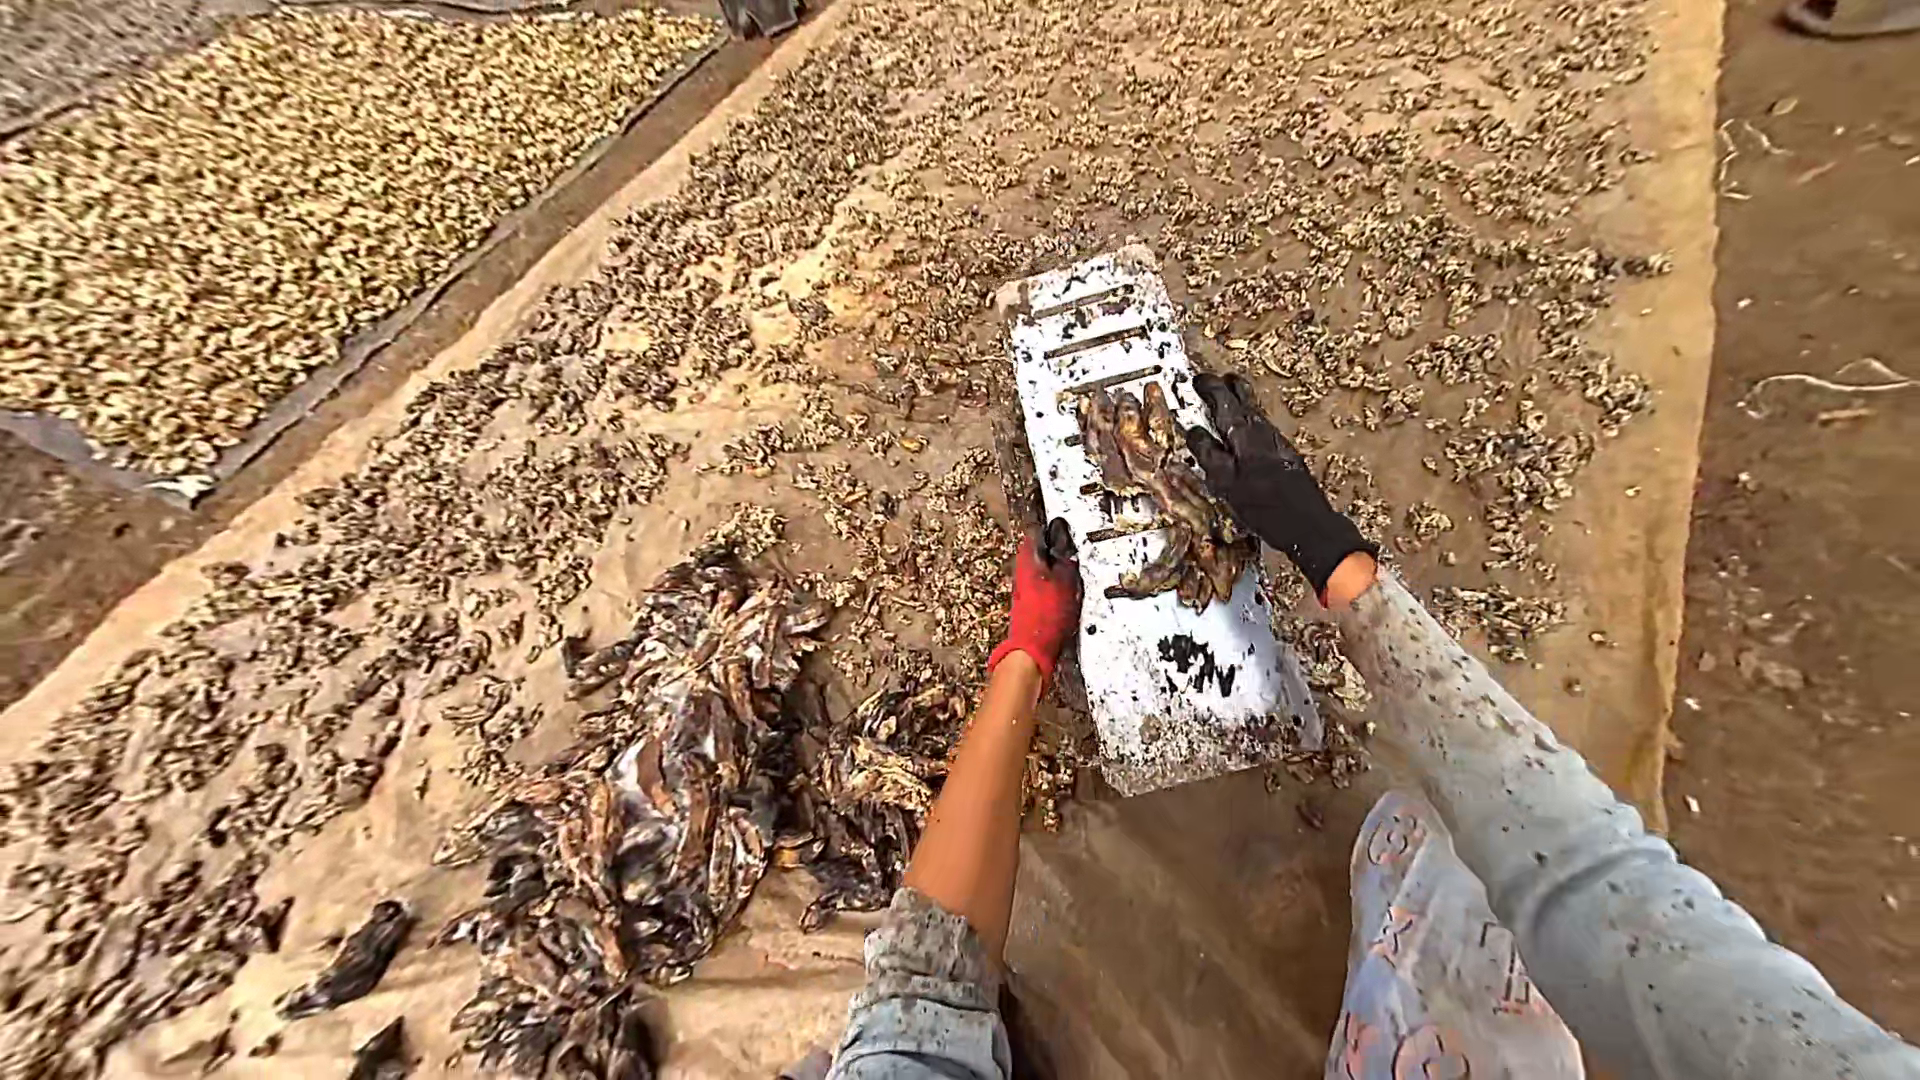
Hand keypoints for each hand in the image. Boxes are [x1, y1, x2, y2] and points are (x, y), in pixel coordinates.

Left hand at [987, 520, 1081, 685]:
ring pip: (1041, 564)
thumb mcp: (1066, 580)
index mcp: (1029, 557)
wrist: (1032, 648)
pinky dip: (1053, 582)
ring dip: (1055, 566)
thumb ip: (1064, 556)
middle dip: (1055, 546)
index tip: (1064, 524)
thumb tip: (1062, 534)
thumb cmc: (1047, 615)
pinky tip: (1065, 592)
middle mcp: (1021, 567)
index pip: (1036, 529)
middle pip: (1039, 547)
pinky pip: (1042, 581)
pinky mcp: (1026, 598)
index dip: (1051, 525)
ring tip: (1072, 573)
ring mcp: (1021, 583)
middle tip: (1073, 550)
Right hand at [1184, 373, 1376, 601]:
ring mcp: (1277, 444)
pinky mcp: (1286, 456)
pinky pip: (1262, 428)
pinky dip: (1250, 421)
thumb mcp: (1226, 483)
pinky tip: (1248, 430)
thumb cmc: (1264, 507)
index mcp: (1245, 437)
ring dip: (1241, 402)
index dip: (1210, 391)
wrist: (1308, 525)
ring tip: (1231, 394)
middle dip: (1229, 388)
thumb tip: (1195, 434)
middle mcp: (1264, 434)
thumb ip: (1210, 455)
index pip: (1224, 405)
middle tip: (1217, 378)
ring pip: (1255, 414)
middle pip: (1244, 403)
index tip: (1198, 381)